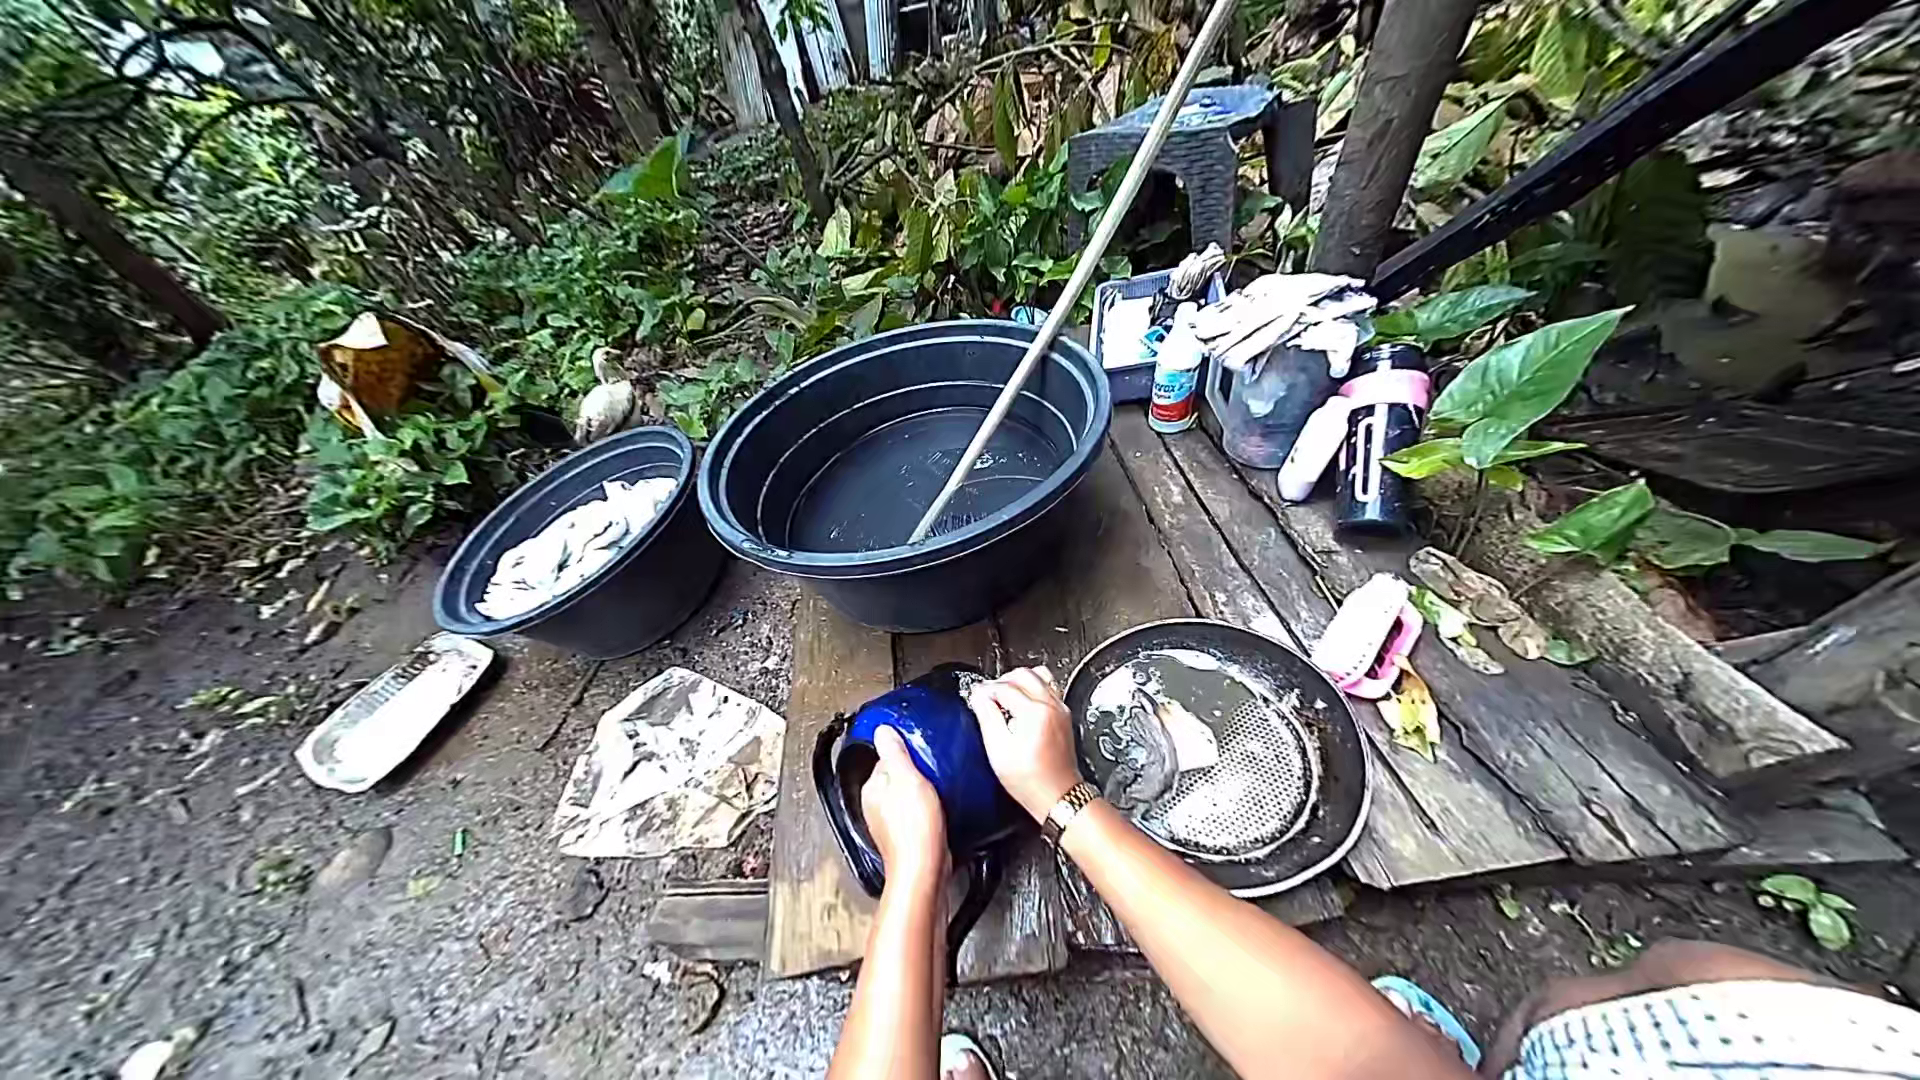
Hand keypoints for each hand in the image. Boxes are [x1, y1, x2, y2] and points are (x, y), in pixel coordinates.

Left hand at [860, 726, 947, 890]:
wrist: (925, 872)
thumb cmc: (915, 830)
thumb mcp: (907, 779)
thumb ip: (893, 753)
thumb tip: (882, 730)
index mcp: (873, 788)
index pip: (887, 756)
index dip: (906, 750)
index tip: (922, 749)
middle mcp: (877, 805)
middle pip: (898, 775)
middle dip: (915, 770)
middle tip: (933, 768)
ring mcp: (891, 821)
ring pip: (907, 794)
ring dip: (922, 790)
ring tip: (938, 787)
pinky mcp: (907, 835)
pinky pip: (917, 812)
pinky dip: (927, 808)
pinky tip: (939, 809)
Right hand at [969, 666, 1082, 822]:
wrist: (1058, 796)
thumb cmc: (1031, 780)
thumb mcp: (998, 750)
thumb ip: (987, 717)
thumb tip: (978, 697)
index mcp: (1034, 712)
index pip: (1003, 687)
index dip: (985, 690)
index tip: (975, 696)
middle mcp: (1051, 705)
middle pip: (1022, 674)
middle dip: (1001, 681)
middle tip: (988, 695)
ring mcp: (1060, 709)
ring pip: (1038, 675)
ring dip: (1018, 680)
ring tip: (1004, 696)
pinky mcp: (1064, 715)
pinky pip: (1048, 687)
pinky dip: (1033, 687)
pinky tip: (1022, 702)